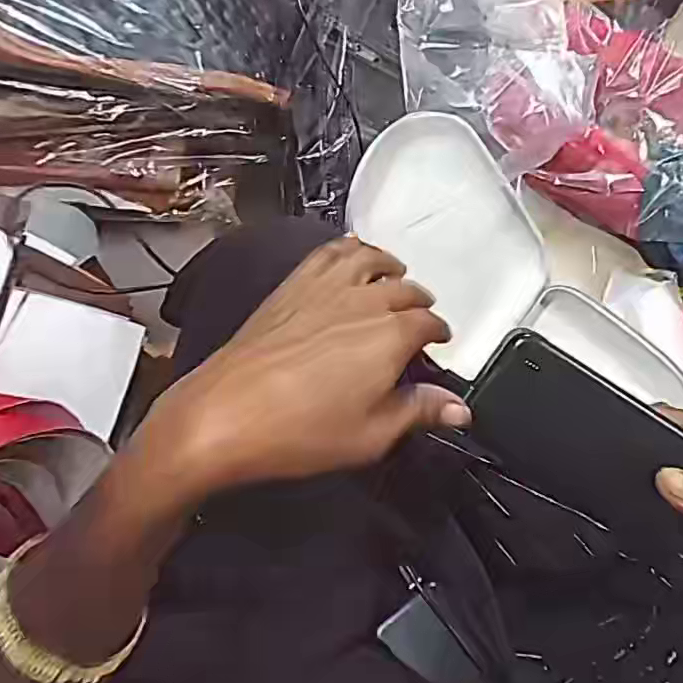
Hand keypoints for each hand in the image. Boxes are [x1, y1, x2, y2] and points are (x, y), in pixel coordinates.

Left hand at [124, 237, 467, 516]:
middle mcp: (361, 301)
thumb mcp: (372, 435)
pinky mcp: (291, 286)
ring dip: (389, 264)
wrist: (226, 414)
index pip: (428, 323)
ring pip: (368, 258)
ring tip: (396, 271)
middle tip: (422, 315)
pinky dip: (345, 248)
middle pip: (404, 289)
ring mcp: (324, 288)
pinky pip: (326, 252)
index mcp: (389, 336)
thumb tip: (456, 408)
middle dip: (419, 301)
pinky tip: (346, 254)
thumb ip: (419, 412)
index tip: (439, 340)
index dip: (439, 332)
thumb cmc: (295, 429)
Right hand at [652, 407, 682, 645]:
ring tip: (681, 513)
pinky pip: (664, 518)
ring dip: (660, 499)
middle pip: (668, 454)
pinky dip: (665, 524)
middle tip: (653, 482)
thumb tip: (667, 478)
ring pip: (662, 488)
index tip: (633, 434)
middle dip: (654, 465)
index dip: (660, 424)